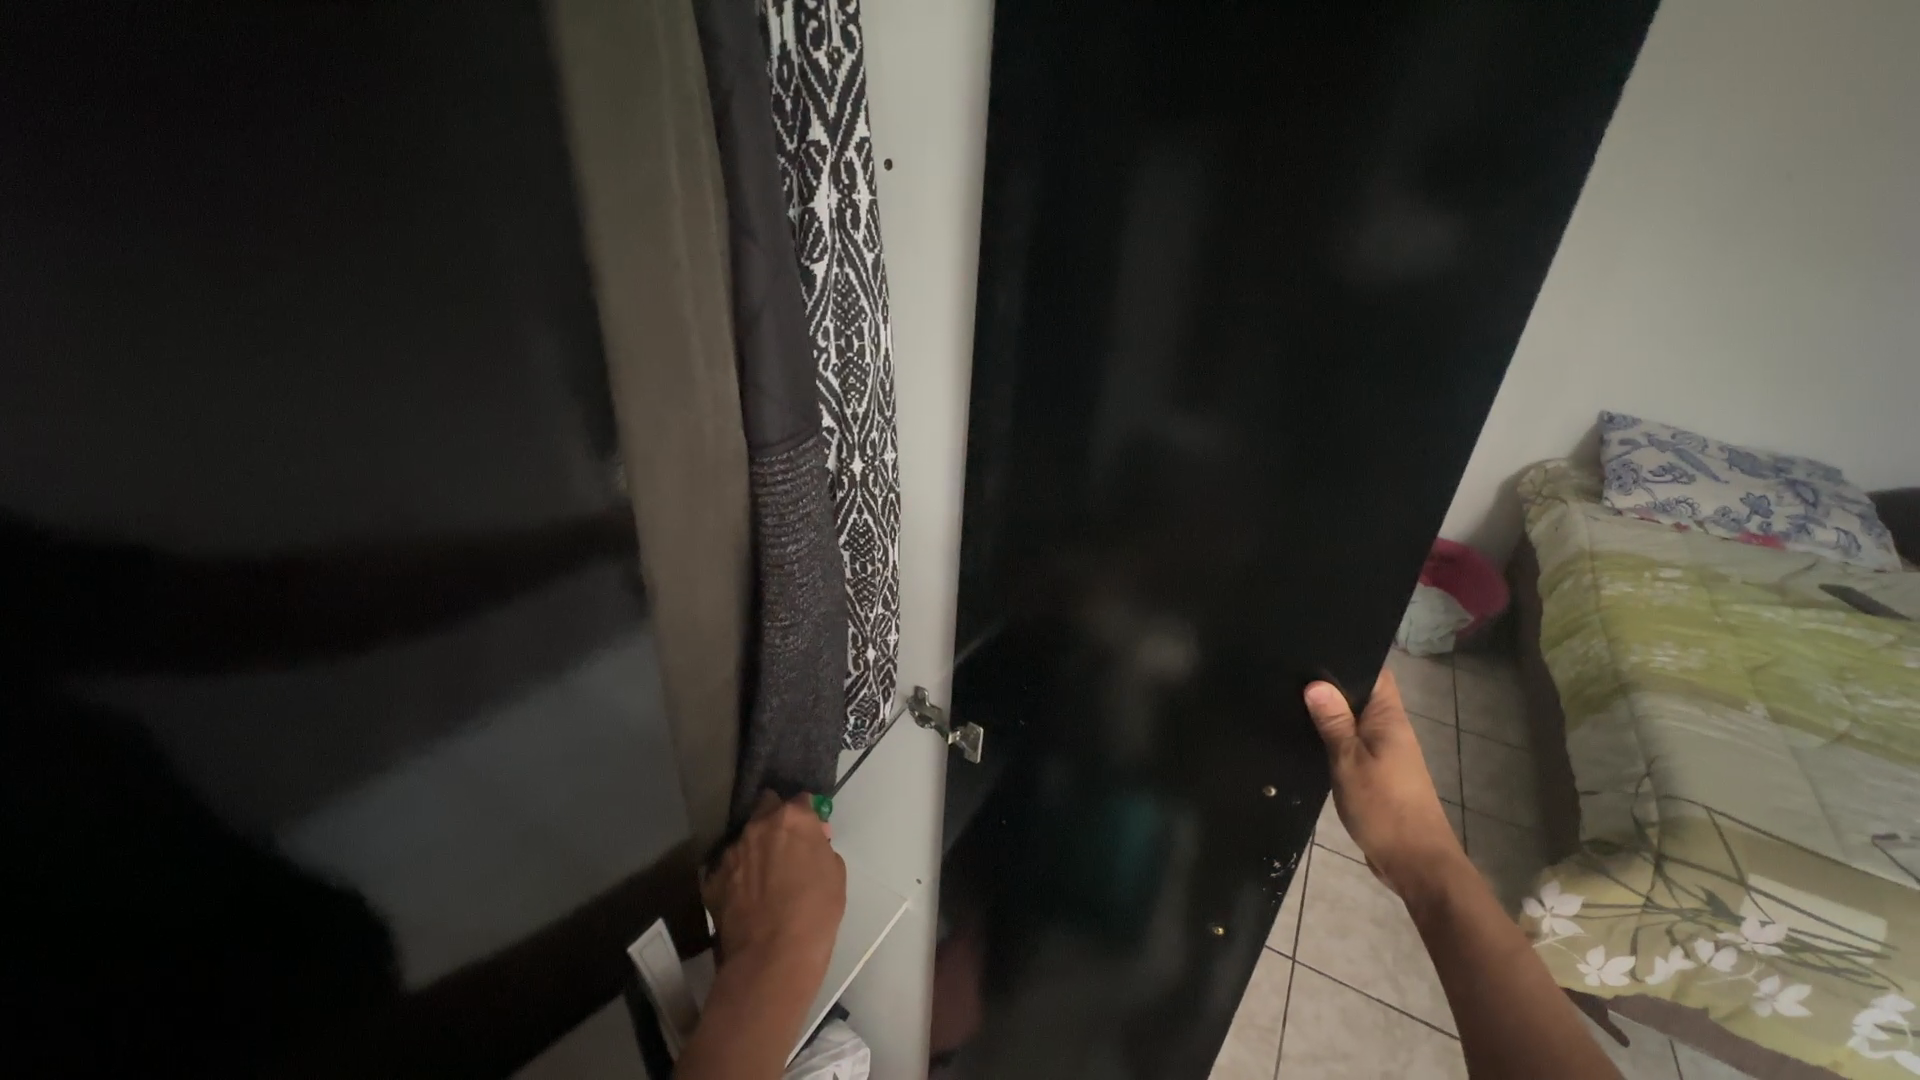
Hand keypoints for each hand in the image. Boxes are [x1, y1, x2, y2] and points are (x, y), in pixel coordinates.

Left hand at [702, 792, 846, 980]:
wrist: (772, 957)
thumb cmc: (816, 913)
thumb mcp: (836, 872)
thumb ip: (820, 847)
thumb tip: (810, 843)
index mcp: (792, 818)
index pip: (800, 800)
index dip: (807, 815)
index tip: (811, 831)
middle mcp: (758, 826)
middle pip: (766, 807)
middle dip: (776, 820)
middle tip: (786, 846)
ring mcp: (731, 852)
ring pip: (745, 839)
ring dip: (755, 849)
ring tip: (764, 879)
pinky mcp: (712, 879)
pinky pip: (728, 869)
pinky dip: (737, 877)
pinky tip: (746, 898)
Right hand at [1303, 668, 1466, 899]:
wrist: (1415, 863)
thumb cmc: (1384, 808)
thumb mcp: (1349, 761)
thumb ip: (1333, 722)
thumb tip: (1315, 683)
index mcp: (1389, 719)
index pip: (1374, 672)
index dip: (1349, 656)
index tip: (1312, 646)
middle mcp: (1390, 730)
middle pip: (1361, 694)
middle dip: (1330, 684)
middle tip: (1287, 671)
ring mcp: (1385, 753)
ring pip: (1354, 720)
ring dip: (1329, 713)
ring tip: (1288, 698)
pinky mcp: (1376, 774)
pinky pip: (1351, 744)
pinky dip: (1331, 738)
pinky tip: (1306, 738)